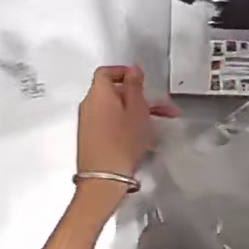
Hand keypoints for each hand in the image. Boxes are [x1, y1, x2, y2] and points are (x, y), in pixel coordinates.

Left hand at [76, 65, 178, 182]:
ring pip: (114, 109)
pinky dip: (125, 123)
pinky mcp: (90, 138)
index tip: (140, 79)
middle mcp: (89, 105)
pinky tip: (141, 135)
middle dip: (139, 97)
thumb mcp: (137, 110)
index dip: (123, 72)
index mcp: (98, 93)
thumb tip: (132, 69)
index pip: (106, 72)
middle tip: (161, 107)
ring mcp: (88, 123)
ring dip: (136, 112)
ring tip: (157, 124)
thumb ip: (135, 86)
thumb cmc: (122, 144)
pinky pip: (109, 123)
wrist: (104, 179)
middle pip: (114, 92)